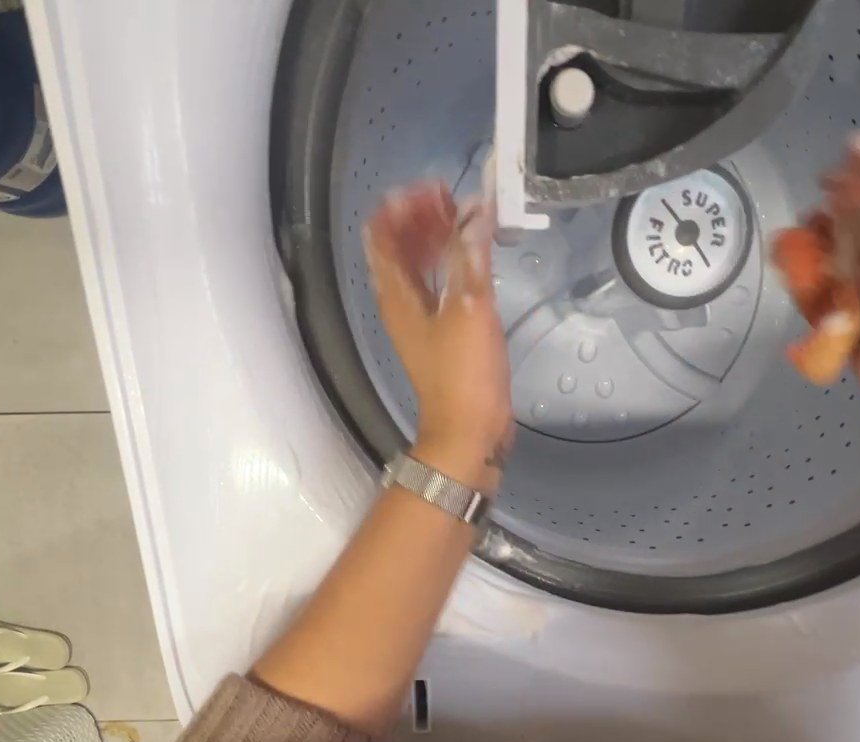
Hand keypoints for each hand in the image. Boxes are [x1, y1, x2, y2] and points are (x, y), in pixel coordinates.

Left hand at [365, 181, 513, 488]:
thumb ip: (470, 257)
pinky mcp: (442, 334)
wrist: (468, 433)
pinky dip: (452, 265)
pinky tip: (476, 257)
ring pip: (420, 266)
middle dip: (422, 216)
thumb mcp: (469, 310)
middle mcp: (402, 303)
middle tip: (455, 199)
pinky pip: (440, 287)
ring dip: (437, 239)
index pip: (382, 233)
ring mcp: (421, 320)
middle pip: (400, 247)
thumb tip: (475, 212)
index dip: (402, 205)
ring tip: (468, 219)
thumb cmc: (463, 375)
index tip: (435, 190)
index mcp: (396, 294)